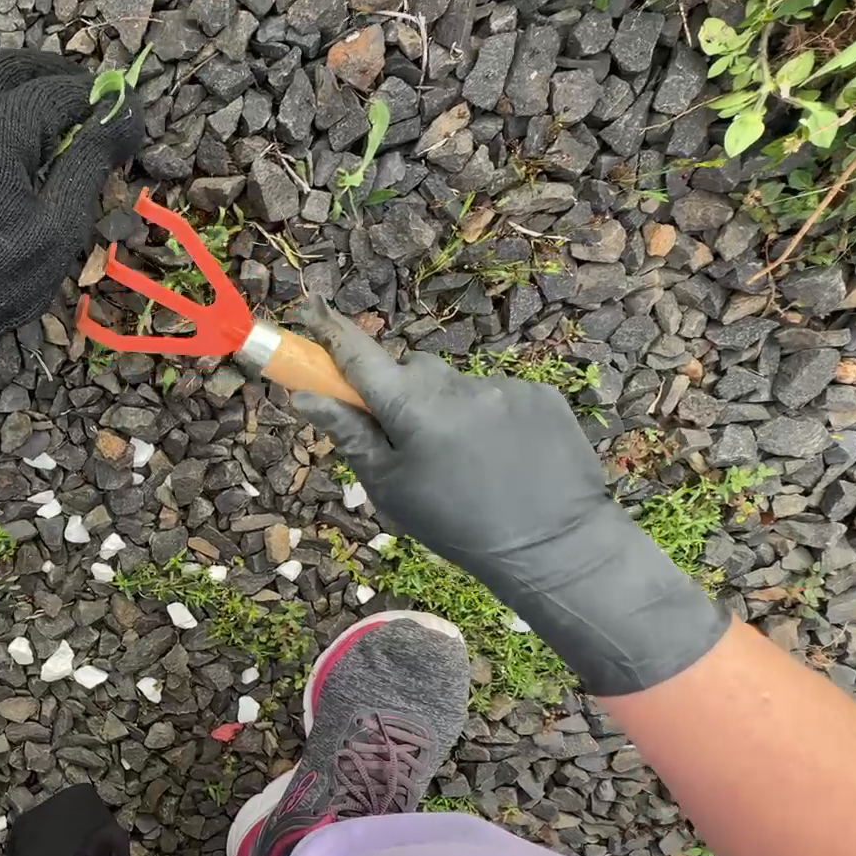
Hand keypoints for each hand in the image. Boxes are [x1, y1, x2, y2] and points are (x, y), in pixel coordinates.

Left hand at [0, 49, 143, 440]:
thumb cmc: (0, 275)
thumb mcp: (60, 222)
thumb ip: (90, 159)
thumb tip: (127, 113)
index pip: (59, 94)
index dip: (96, 102)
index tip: (123, 115)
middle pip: (6, 68)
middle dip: (47, 74)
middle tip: (77, 92)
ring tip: (19, 91)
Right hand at [291, 297, 727, 695]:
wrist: (552, 546)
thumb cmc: (451, 523)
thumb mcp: (386, 485)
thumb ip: (347, 432)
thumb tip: (303, 396)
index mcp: (413, 408)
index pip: (359, 354)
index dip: (328, 330)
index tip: (308, 309)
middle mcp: (457, 384)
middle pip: (408, 368)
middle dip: (395, 391)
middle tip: (400, 439)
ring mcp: (503, 385)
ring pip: (449, 384)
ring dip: (440, 407)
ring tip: (456, 458)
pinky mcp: (539, 393)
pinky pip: (489, 393)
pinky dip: (479, 415)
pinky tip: (493, 454)